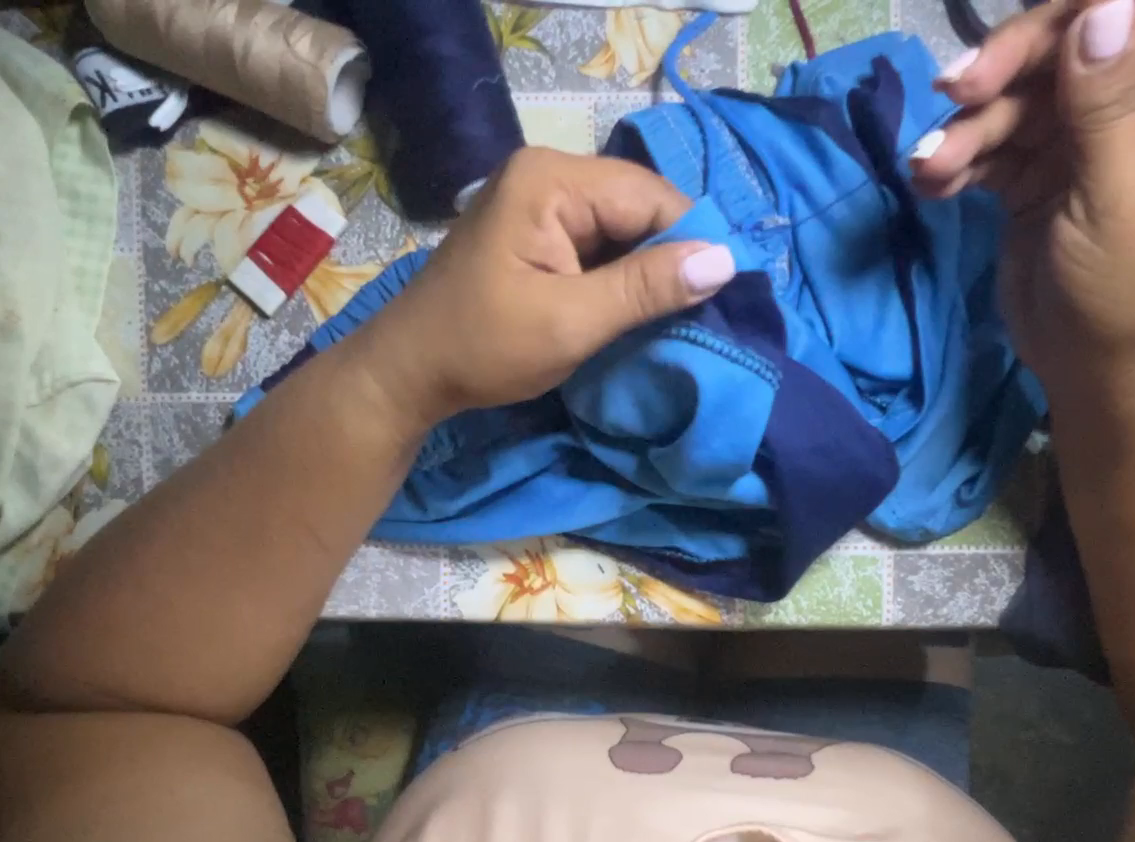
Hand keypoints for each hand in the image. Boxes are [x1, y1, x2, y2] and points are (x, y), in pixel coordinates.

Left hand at [347, 148, 736, 427]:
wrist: (410, 372)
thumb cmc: (483, 347)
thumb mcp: (571, 322)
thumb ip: (646, 289)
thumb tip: (725, 261)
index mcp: (551, 180)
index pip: (650, 197)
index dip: (691, 244)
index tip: (721, 298)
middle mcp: (548, 175)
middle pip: (638, 209)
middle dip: (670, 260)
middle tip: (699, 314)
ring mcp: (539, 203)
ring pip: (622, 230)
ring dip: (647, 274)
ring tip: (674, 317)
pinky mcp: (536, 234)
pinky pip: (598, 247)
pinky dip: (620, 280)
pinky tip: (635, 311)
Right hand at [910, 0, 1134, 397]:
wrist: (1091, 367)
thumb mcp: (1129, 199)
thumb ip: (1111, 105)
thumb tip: (1097, 8)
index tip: (1062, 11)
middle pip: (1084, 27)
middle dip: (1017, 55)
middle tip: (958, 90)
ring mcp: (1087, 130)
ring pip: (1024, 86)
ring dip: (971, 121)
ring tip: (932, 165)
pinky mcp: (1036, 167)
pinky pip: (992, 139)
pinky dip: (958, 157)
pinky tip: (933, 182)